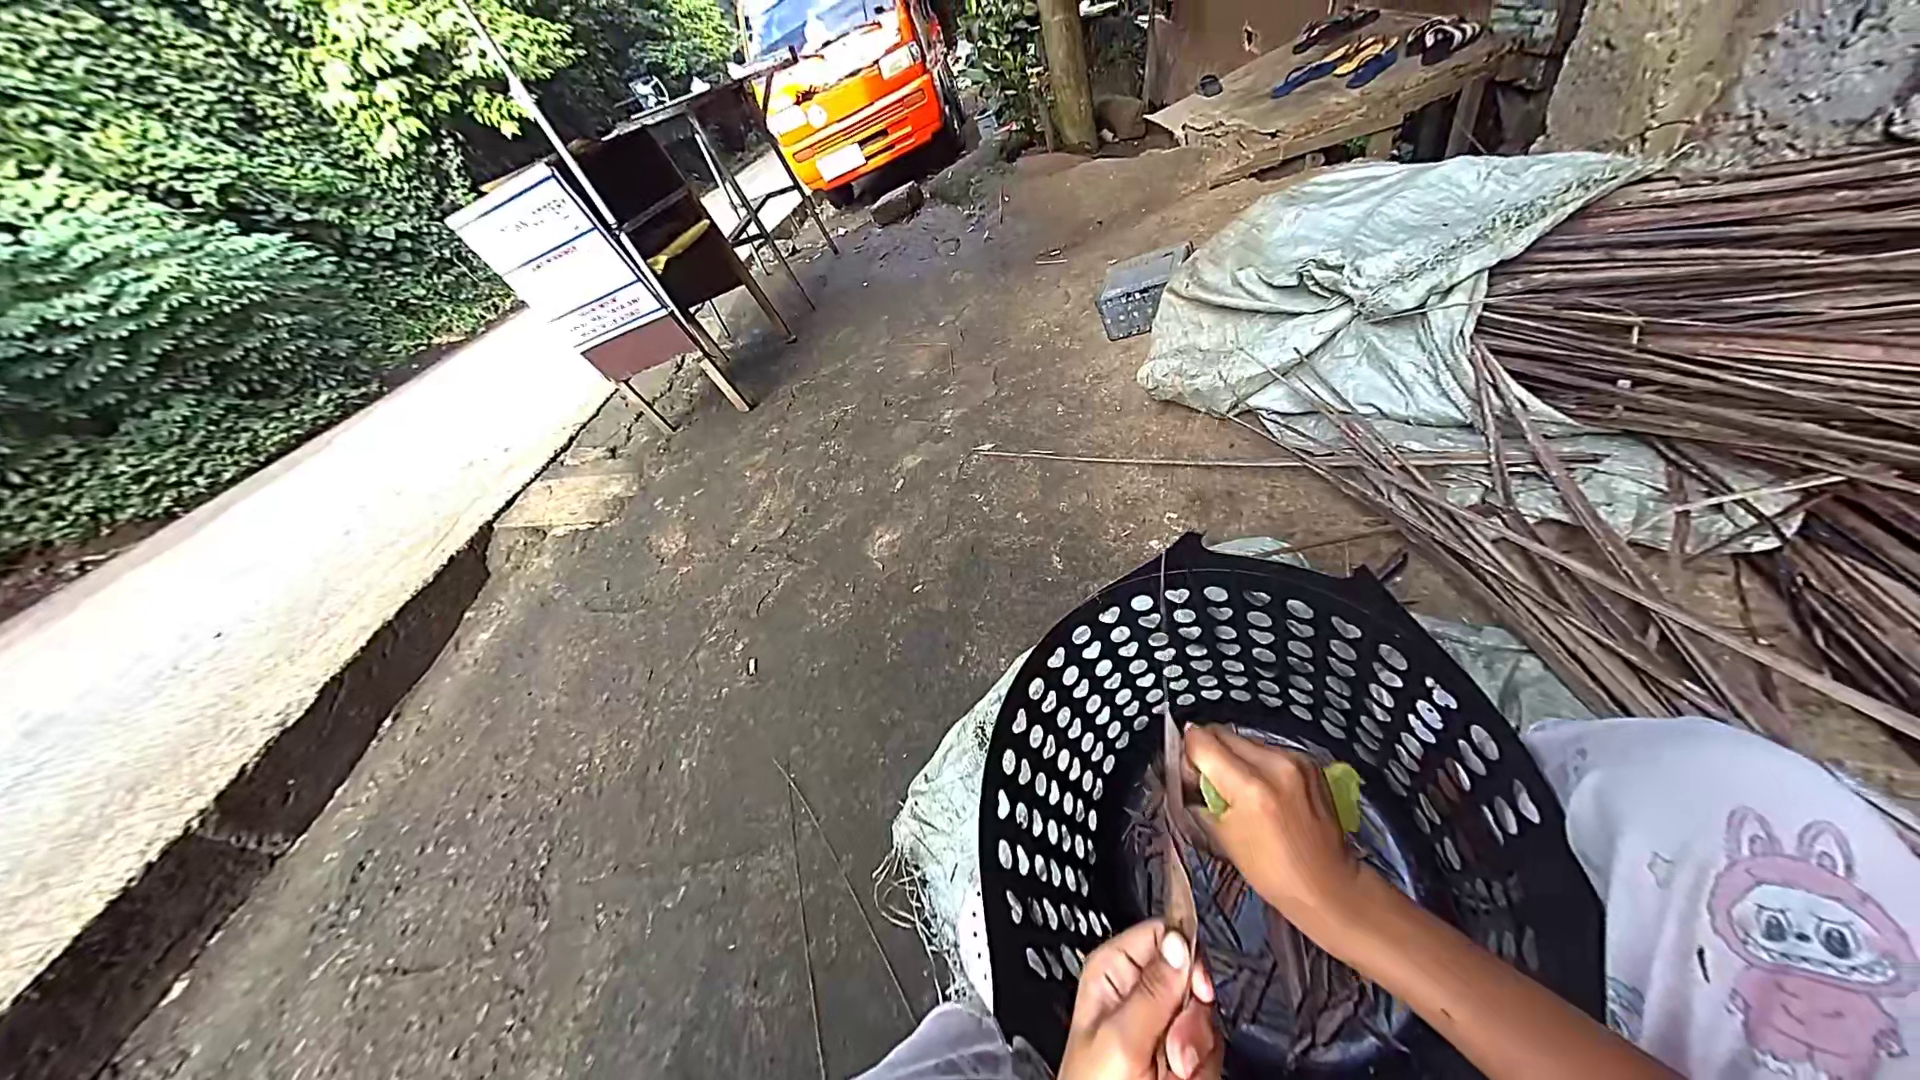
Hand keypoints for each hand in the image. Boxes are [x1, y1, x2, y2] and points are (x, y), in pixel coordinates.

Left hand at [1058, 920, 1221, 1079]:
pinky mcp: (1179, 1061)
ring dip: (1196, 1058)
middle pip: (1192, 981)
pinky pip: (1211, 1057)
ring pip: (1205, 1024)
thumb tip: (1179, 939)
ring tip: (1169, 1077)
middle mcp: (1138, 993)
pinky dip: (1201, 1076)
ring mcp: (1160, 1028)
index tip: (1196, 989)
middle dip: (1191, 1023)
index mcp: (1114, 972)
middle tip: (1173, 1053)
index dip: (1187, 958)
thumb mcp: (1120, 1038)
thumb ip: (1154, 990)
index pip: (1163, 935)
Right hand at [1183, 725, 1369, 937]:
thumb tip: (1187, 774)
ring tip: (1239, 789)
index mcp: (1250, 786)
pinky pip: (1267, 749)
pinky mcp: (1309, 762)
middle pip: (1221, 733)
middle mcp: (1275, 764)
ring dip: (1232, 756)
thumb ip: (1199, 797)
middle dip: (1208, 752)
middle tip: (1209, 782)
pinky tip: (1262, 790)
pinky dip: (1256, 763)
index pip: (1200, 741)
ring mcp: (1296, 760)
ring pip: (1243, 739)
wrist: (1330, 886)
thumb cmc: (1272, 872)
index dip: (1188, 755)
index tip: (1191, 776)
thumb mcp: (1221, 836)